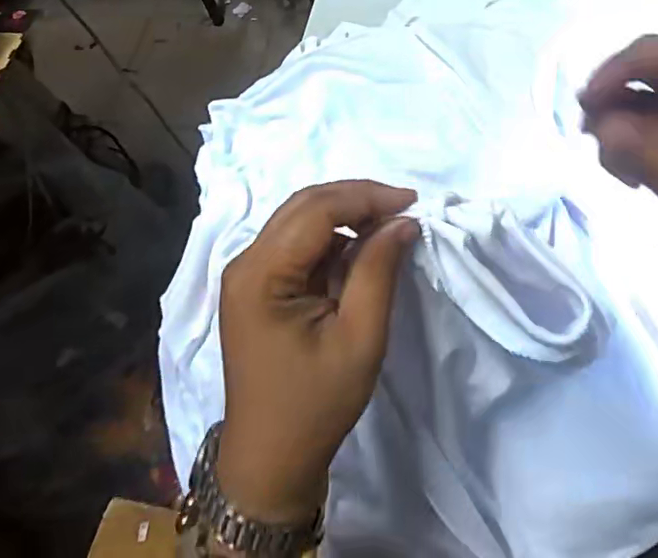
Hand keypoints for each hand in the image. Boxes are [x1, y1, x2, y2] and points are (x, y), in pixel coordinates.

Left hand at [216, 182, 418, 523]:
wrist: (271, 461)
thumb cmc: (315, 403)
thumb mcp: (360, 337)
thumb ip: (378, 270)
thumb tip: (402, 220)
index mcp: (260, 276)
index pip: (317, 210)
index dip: (367, 197)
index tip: (412, 203)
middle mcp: (245, 264)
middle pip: (305, 204)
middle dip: (358, 198)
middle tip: (404, 208)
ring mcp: (248, 275)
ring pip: (302, 217)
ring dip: (347, 213)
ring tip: (390, 225)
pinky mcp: (259, 286)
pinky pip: (299, 241)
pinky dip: (335, 235)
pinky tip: (363, 247)